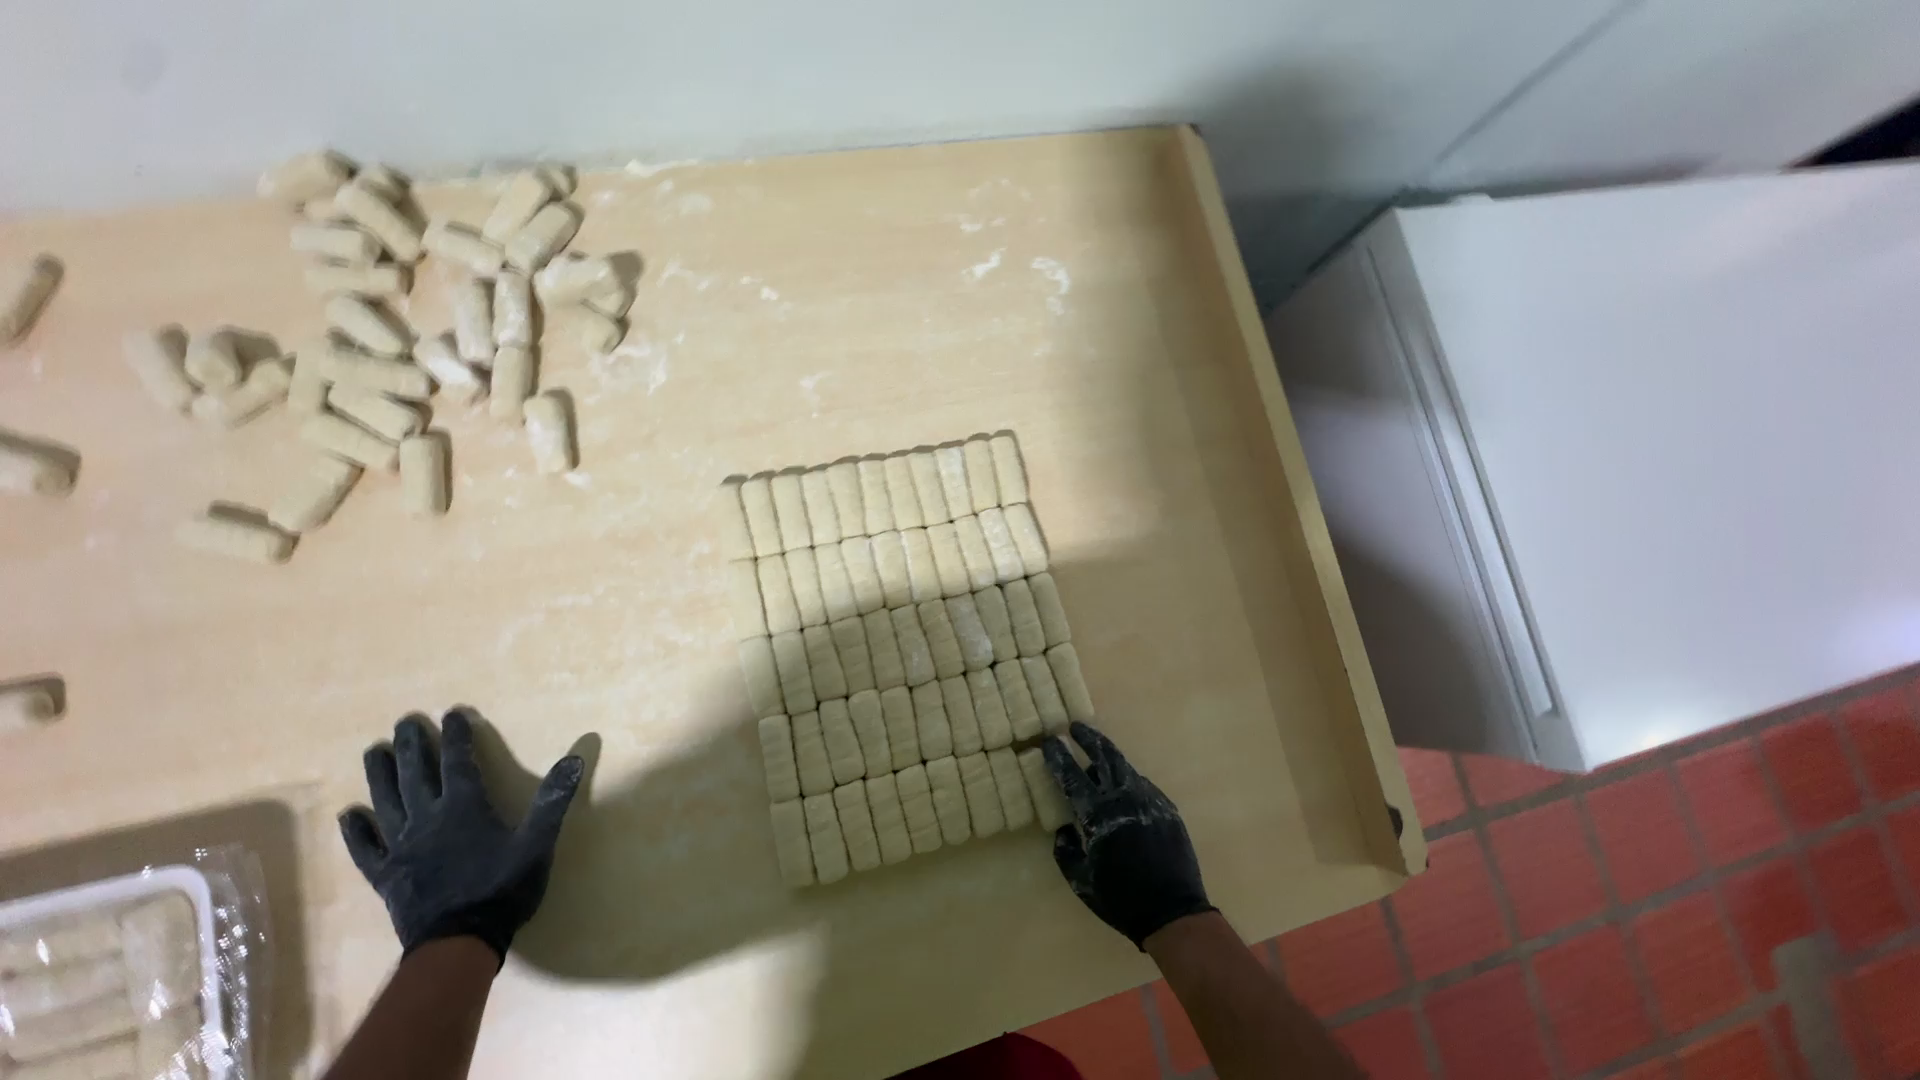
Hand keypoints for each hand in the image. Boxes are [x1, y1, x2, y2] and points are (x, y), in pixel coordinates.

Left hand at [339, 709, 584, 964]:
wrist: (460, 941)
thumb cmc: (503, 888)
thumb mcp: (538, 842)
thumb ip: (553, 799)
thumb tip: (575, 757)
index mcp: (465, 808)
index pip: (458, 762)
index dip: (456, 737)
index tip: (451, 714)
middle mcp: (428, 819)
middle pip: (416, 775)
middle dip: (412, 746)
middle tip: (405, 722)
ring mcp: (402, 848)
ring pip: (386, 803)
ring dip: (379, 776)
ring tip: (373, 751)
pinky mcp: (386, 876)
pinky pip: (366, 850)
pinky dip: (356, 832)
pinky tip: (348, 816)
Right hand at [1044, 721, 1215, 948]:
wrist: (1173, 912)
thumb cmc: (1121, 899)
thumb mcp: (1081, 881)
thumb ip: (1066, 852)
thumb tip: (1066, 831)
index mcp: (1099, 815)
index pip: (1072, 775)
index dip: (1058, 756)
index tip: (1049, 741)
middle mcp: (1124, 798)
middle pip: (1104, 756)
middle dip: (1088, 738)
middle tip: (1075, 728)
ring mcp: (1149, 800)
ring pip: (1125, 767)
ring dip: (1108, 757)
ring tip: (1096, 755)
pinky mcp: (1167, 808)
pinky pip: (1142, 784)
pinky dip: (1127, 779)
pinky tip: (1121, 788)